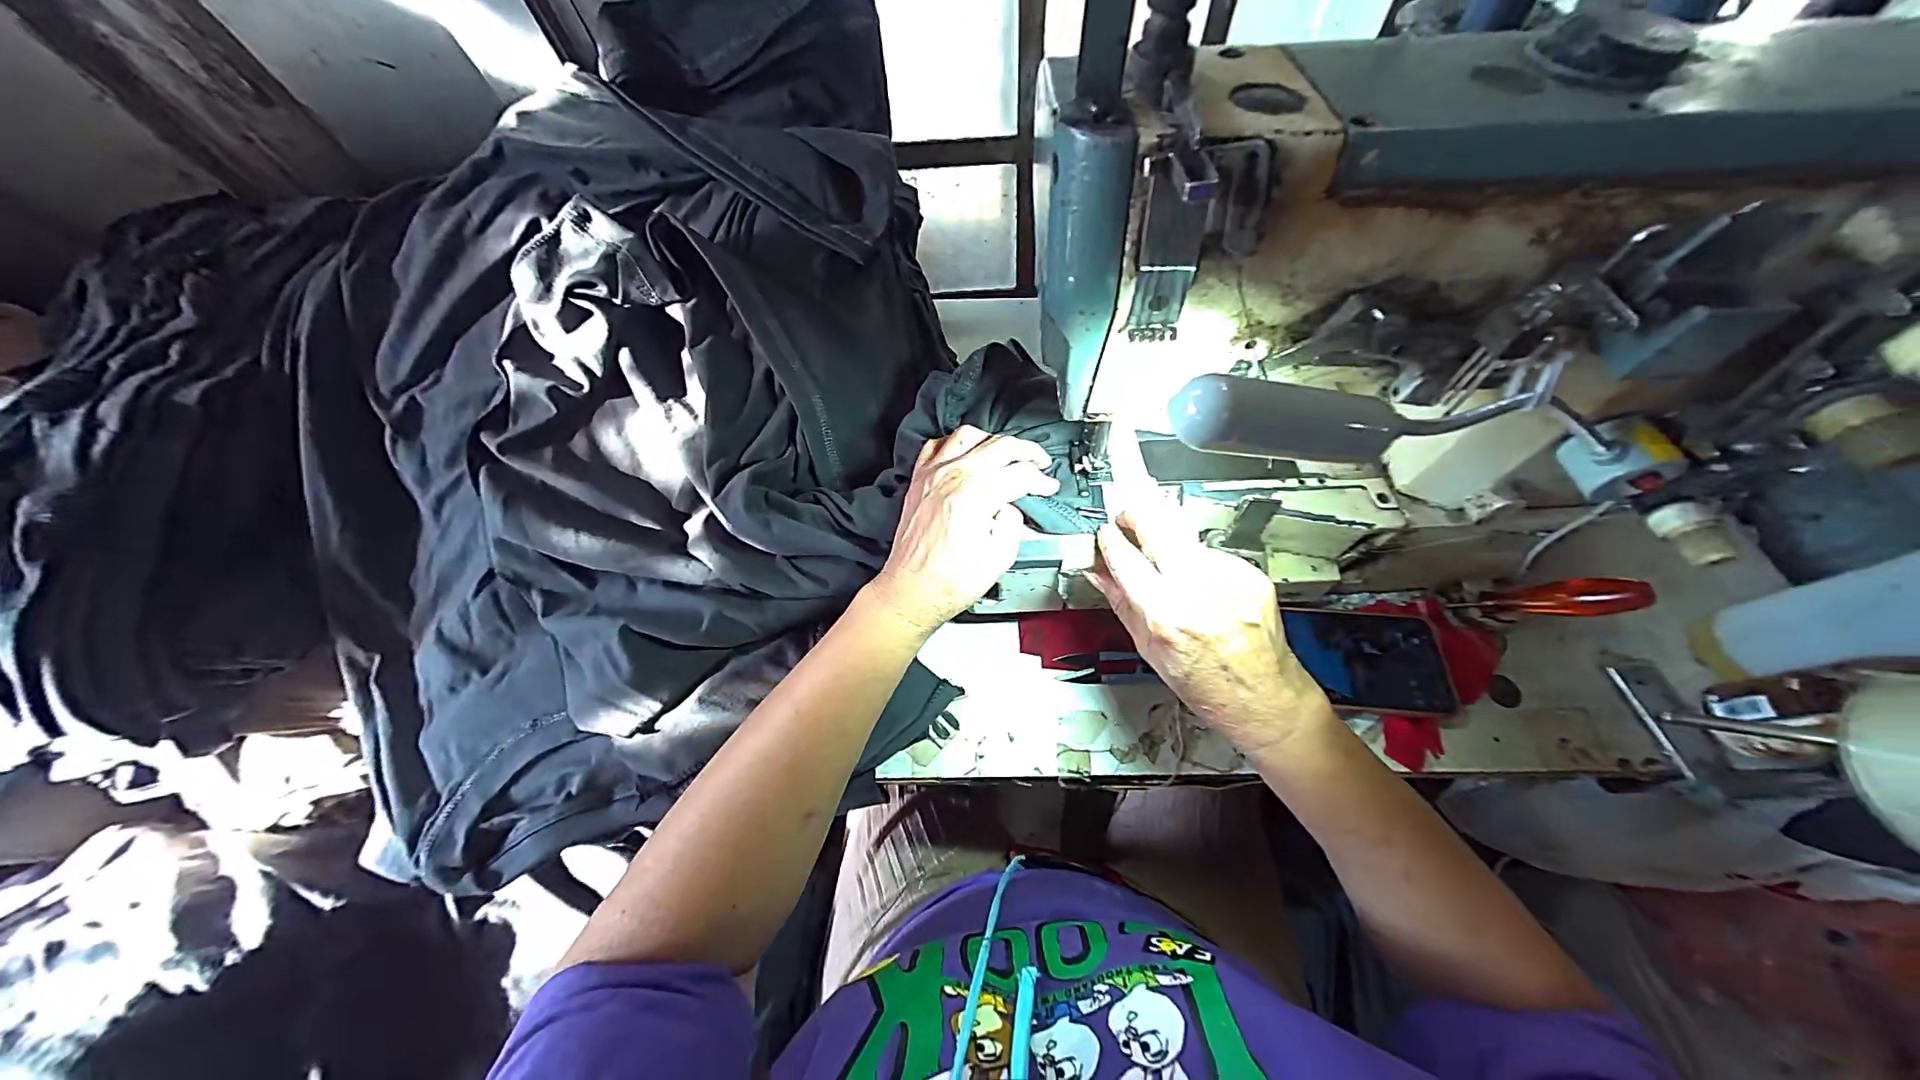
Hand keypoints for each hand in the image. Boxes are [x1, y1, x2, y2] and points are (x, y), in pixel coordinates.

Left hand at [866, 426, 1058, 634]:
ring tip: (1007, 452)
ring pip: (968, 435)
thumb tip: (1010, 509)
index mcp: (974, 495)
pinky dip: (956, 443)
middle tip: (1039, 462)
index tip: (1047, 486)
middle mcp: (951, 477)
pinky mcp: (919, 481)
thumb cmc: (946, 582)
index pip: (1019, 473)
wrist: (911, 591)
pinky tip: (966, 452)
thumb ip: (1011, 525)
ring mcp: (932, 475)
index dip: (1040, 480)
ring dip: (993, 440)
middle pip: (999, 446)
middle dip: (1027, 452)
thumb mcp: (998, 558)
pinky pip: (937, 445)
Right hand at [1086, 429, 1328, 752]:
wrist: (1265, 698)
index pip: (1126, 556)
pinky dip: (1196, 562)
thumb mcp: (1149, 650)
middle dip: (1135, 510)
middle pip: (1158, 521)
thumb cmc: (1210, 687)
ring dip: (1167, 542)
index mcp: (1168, 615)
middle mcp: (1201, 589)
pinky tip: (1197, 587)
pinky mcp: (1249, 573)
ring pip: (1184, 536)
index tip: (1104, 533)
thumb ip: (1122, 603)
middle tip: (1125, 515)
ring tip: (1164, 567)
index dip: (1109, 539)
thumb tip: (1100, 574)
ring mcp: (1230, 577)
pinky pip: (1210, 554)